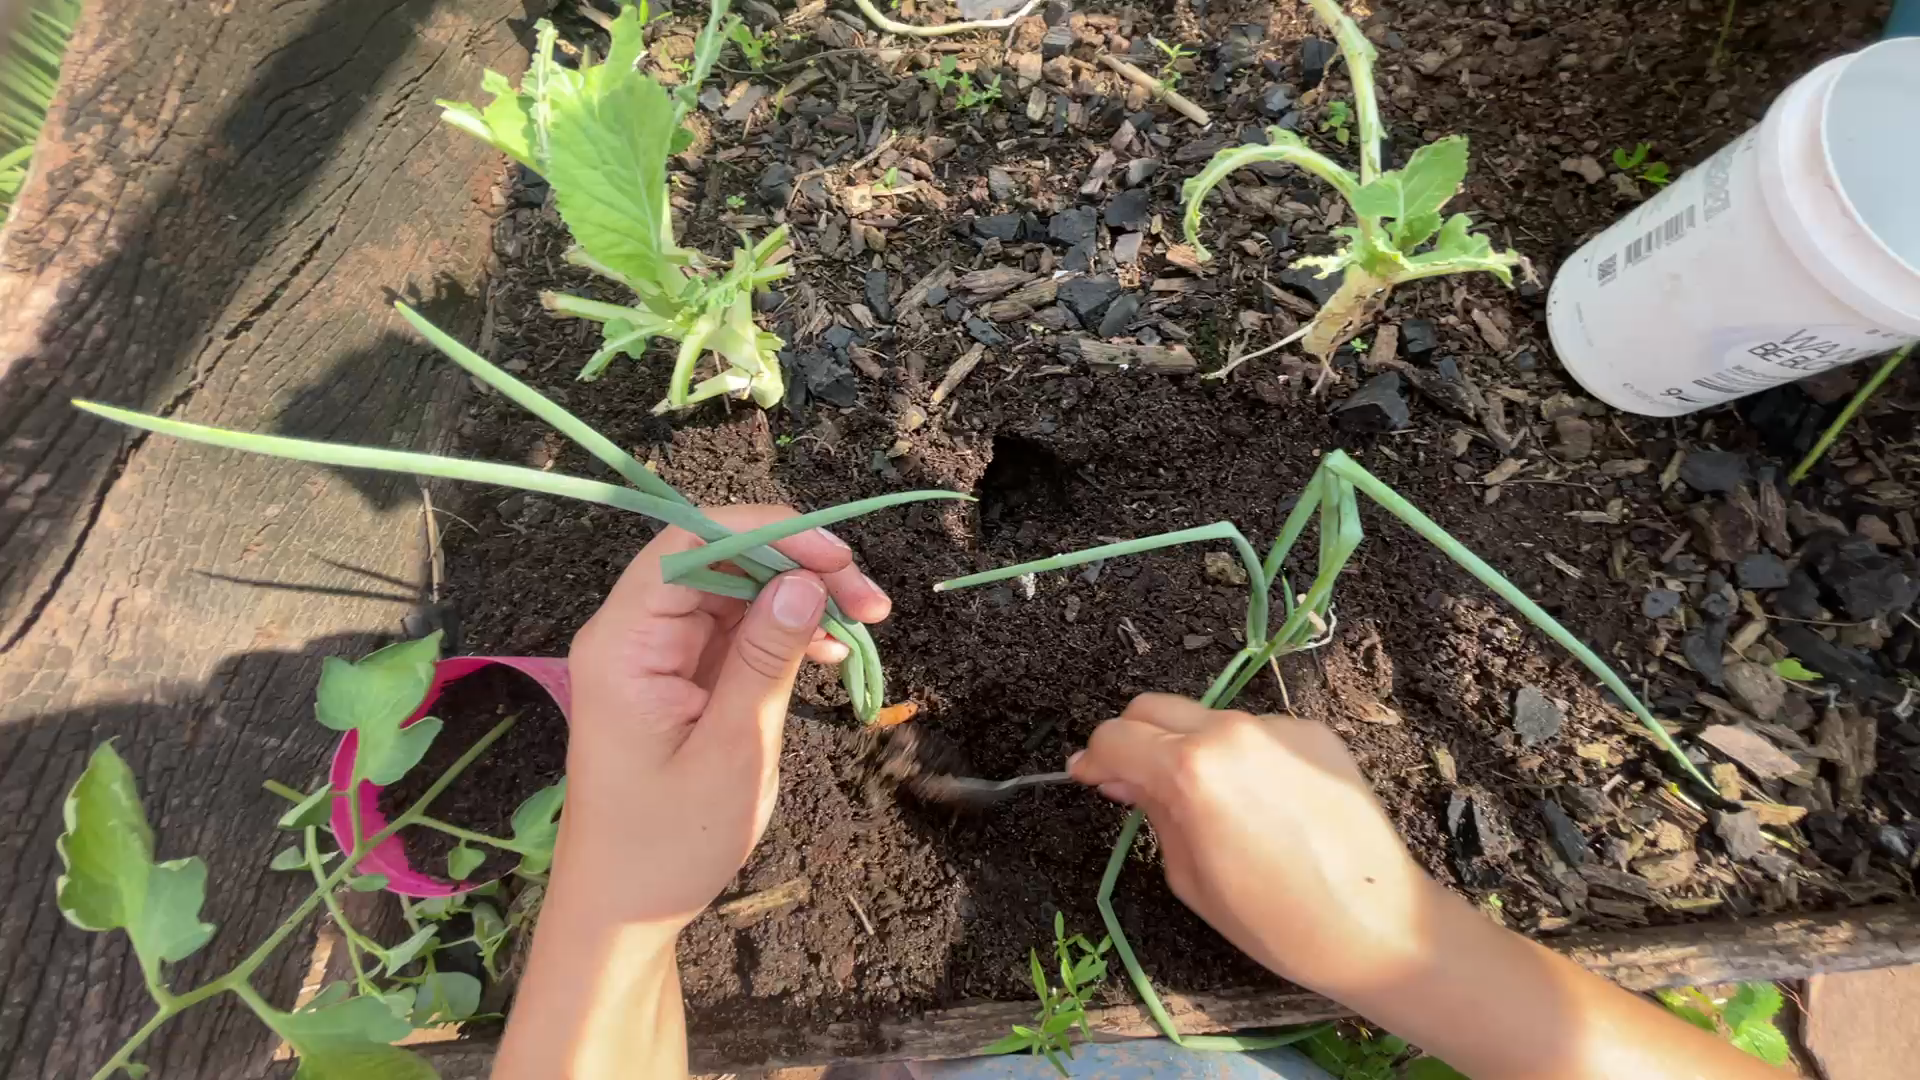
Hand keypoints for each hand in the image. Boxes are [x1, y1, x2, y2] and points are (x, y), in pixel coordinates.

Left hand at [556, 505, 890, 931]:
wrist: (627, 912)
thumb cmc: (669, 844)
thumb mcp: (732, 749)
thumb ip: (766, 659)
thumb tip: (805, 583)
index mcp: (625, 643)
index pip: (691, 543)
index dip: (768, 533)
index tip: (837, 558)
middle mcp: (638, 632)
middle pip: (722, 559)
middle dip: (799, 566)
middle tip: (869, 600)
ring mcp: (663, 651)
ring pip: (741, 589)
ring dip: (804, 597)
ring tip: (864, 623)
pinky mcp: (687, 672)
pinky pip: (744, 628)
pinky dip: (791, 630)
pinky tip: (832, 649)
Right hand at [1070, 695, 1788, 1079]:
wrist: (1387, 930)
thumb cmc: (1276, 921)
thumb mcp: (1189, 876)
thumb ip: (1149, 811)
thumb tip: (1119, 777)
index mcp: (1191, 770)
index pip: (1115, 736)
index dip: (1094, 757)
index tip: (1090, 777)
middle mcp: (1228, 730)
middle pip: (1150, 707)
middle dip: (1132, 739)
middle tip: (1137, 783)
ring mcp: (1274, 725)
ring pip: (1201, 716)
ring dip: (1185, 745)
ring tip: (1210, 798)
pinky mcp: (1311, 729)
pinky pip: (1251, 730)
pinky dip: (1237, 754)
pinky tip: (1261, 798)